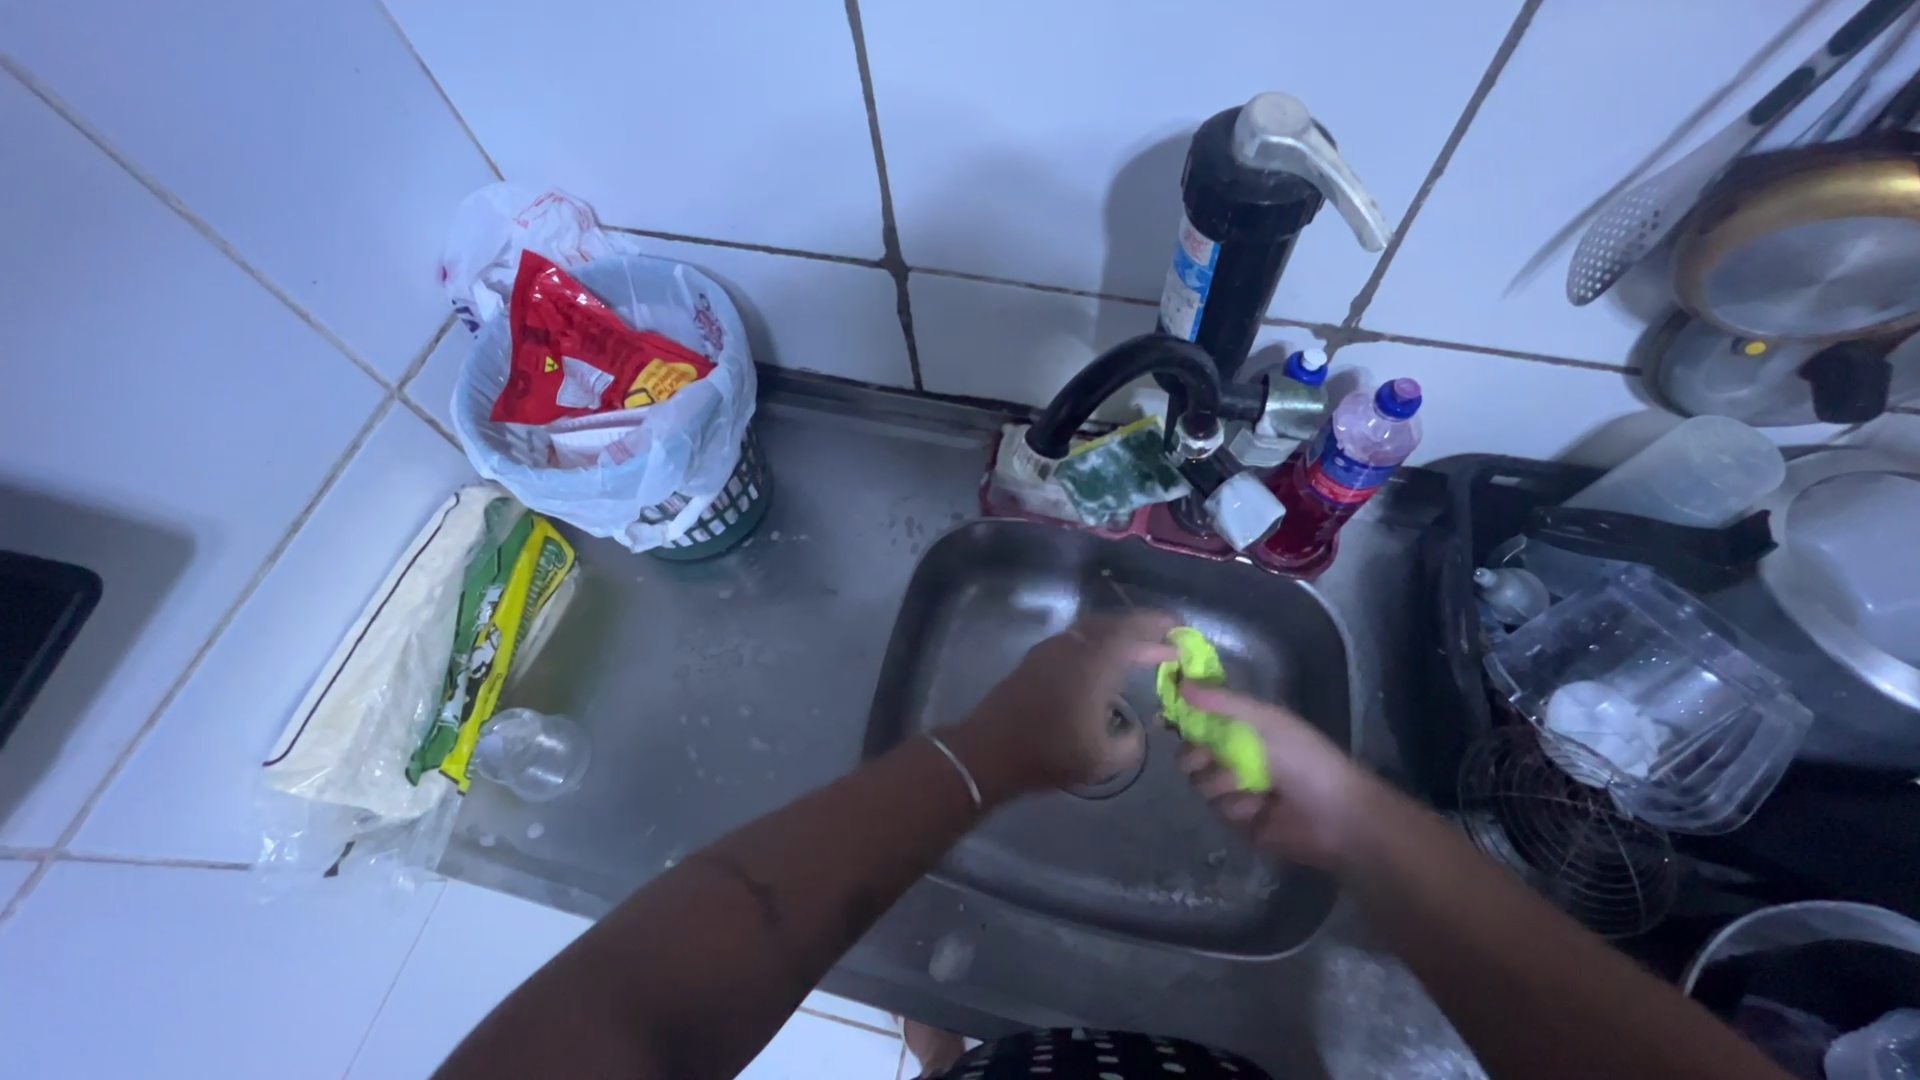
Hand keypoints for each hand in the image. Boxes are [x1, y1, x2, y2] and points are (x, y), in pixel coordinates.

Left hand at [947, 611, 1177, 797]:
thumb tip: (1134, 728)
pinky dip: (1095, 647)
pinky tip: (1103, 669)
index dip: (1157, 624)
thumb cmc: (1051, 753)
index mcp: (1095, 660)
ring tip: (1139, 655)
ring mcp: (1049, 651)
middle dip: (1140, 631)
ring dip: (1116, 638)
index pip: (1131, 629)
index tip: (1178, 626)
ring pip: (1089, 632)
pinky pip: (1073, 642)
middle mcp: (1072, 646)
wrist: (989, 752)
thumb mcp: (1105, 759)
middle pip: (1111, 625)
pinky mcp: (1033, 662)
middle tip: (1164, 642)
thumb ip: (1131, 742)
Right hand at [1175, 685, 1379, 867]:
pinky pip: (1217, 810)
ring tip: (1253, 787)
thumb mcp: (1266, 720)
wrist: (1336, 816)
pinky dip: (1238, 807)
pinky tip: (1261, 808)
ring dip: (1224, 783)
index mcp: (1241, 728)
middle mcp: (1232, 756)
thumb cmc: (1305, 758)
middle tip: (1212, 757)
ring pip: (1200, 783)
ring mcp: (1233, 789)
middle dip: (1197, 756)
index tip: (1167, 720)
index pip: (1198, 719)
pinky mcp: (1236, 820)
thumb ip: (1223, 701)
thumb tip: (1180, 683)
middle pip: (1188, 754)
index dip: (1183, 719)